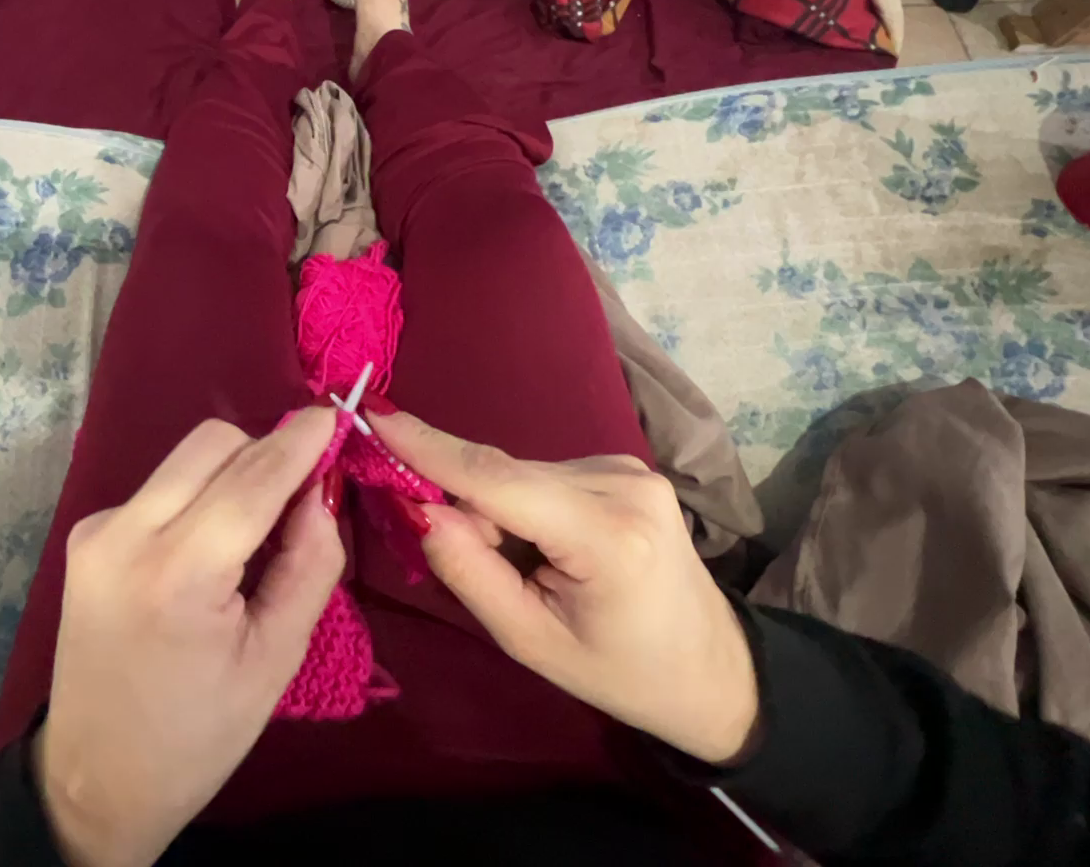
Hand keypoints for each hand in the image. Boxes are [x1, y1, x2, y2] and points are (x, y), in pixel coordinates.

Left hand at [35, 409, 345, 866]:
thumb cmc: (199, 733)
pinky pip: (161, 485)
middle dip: (265, 452)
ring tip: (255, 527)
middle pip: (212, 444)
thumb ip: (310, 563)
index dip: (299, 442)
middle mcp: (124, 535)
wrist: (95, 778)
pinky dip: (200, 494)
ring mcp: (97, 530)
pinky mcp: (86, 534)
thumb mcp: (277, 658)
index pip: (251, 480)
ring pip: (185, 458)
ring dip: (233, 470)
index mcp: (177, 576)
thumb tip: (320, 490)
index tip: (336, 415)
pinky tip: (208, 545)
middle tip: (300, 493)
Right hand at [371, 410, 760, 765]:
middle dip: (463, 506)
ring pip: (517, 473)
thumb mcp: (530, 641)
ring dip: (494, 510)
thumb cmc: (621, 673)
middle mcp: (620, 482)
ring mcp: (626, 466)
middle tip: (461, 560)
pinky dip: (520, 504)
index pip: (496, 477)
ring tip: (524, 567)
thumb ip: (467, 570)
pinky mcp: (622, 465)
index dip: (429, 446)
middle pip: (501, 475)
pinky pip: (539, 475)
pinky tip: (544, 546)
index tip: (373, 415)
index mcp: (606, 535)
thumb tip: (414, 503)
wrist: (716, 670)